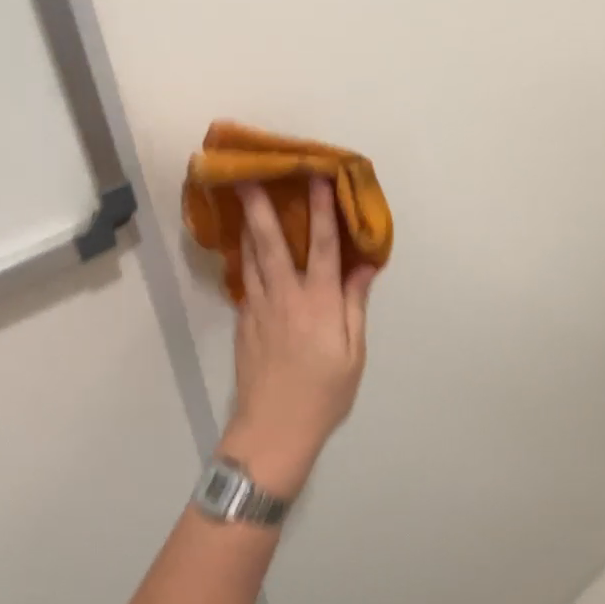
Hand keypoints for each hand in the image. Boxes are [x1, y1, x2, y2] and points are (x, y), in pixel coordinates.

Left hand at [218, 179, 378, 499]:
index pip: (321, 245)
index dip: (321, 208)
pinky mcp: (244, 322)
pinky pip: (244, 280)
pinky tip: (243, 247)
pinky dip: (244, 258)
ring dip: (247, 225)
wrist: (273, 428)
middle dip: (260, 205)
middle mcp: (285, 296)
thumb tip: (363, 265)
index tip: (318, 176)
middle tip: (247, 175)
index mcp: (318, 302)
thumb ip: (354, 304)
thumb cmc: (323, 393)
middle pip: (270, 241)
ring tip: (241, 198)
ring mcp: (258, 308)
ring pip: (250, 257)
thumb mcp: (353, 353)